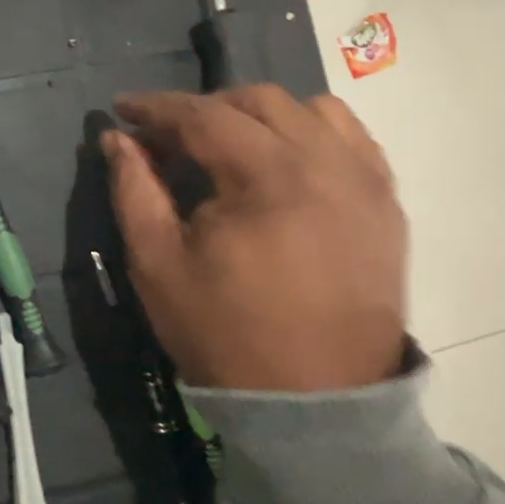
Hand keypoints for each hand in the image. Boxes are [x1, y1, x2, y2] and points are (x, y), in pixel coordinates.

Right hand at [101, 86, 407, 391]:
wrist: (315, 401)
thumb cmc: (223, 333)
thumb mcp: (157, 263)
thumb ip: (135, 190)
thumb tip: (117, 138)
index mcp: (268, 178)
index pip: (205, 116)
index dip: (156, 108)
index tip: (121, 108)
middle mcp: (327, 164)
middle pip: (260, 101)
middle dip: (204, 108)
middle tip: (167, 136)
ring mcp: (366, 182)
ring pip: (313, 110)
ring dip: (260, 115)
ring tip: (228, 145)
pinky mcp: (387, 205)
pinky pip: (352, 140)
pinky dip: (311, 133)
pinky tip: (283, 161)